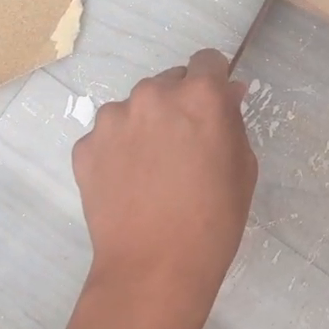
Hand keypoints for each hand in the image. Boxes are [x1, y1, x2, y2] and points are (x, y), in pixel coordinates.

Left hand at [71, 49, 257, 312]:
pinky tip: (129, 183)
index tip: (215, 104)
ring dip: (146, 124)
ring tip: (153, 168)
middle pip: (169, 82)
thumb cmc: (215, 218)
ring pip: (135, 108)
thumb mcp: (243, 165)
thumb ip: (232, 120)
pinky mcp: (85, 146)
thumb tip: (226, 95)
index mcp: (199, 95)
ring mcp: (113, 119)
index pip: (208, 60)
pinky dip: (119, 150)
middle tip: (186, 144)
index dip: (214, 81)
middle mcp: (153, 94)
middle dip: (179, 103)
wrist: (155, 268)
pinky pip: (108, 136)